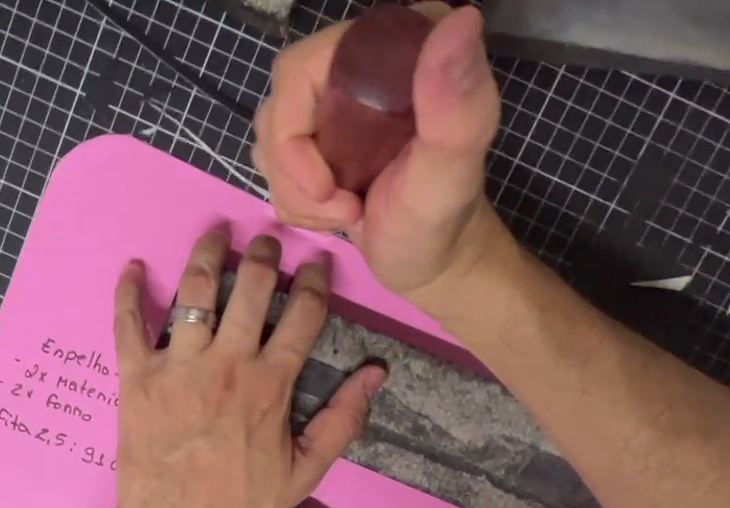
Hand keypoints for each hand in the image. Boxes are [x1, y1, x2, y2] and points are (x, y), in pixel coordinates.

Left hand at [102, 228, 385, 507]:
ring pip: (196, 292)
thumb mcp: (304, 472)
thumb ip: (342, 420)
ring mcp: (177, 366)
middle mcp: (226, 362)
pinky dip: (128, 293)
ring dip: (208, 254)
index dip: (313, 282)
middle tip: (267, 240)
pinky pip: (128, 325)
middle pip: (251, 290)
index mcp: (271, 383)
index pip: (301, 315)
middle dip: (264, 256)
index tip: (316, 261)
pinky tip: (133, 267)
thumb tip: (376, 374)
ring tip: (216, 232)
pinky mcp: (136, 378)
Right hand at [251, 4, 507, 300]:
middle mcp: (354, 68)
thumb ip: (458, 100)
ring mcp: (330, 108)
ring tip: (347, 213)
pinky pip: (273, 169)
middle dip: (297, 175)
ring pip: (270, 144)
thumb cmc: (442, 217)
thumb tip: (459, 22)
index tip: (329, 187)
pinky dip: (296, 204)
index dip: (297, 132)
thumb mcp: (453, 165)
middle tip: (343, 208)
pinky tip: (336, 215)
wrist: (430, 260)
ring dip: (298, 195)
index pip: (302, 70)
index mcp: (391, 51)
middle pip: (278, 111)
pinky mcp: (315, 143)